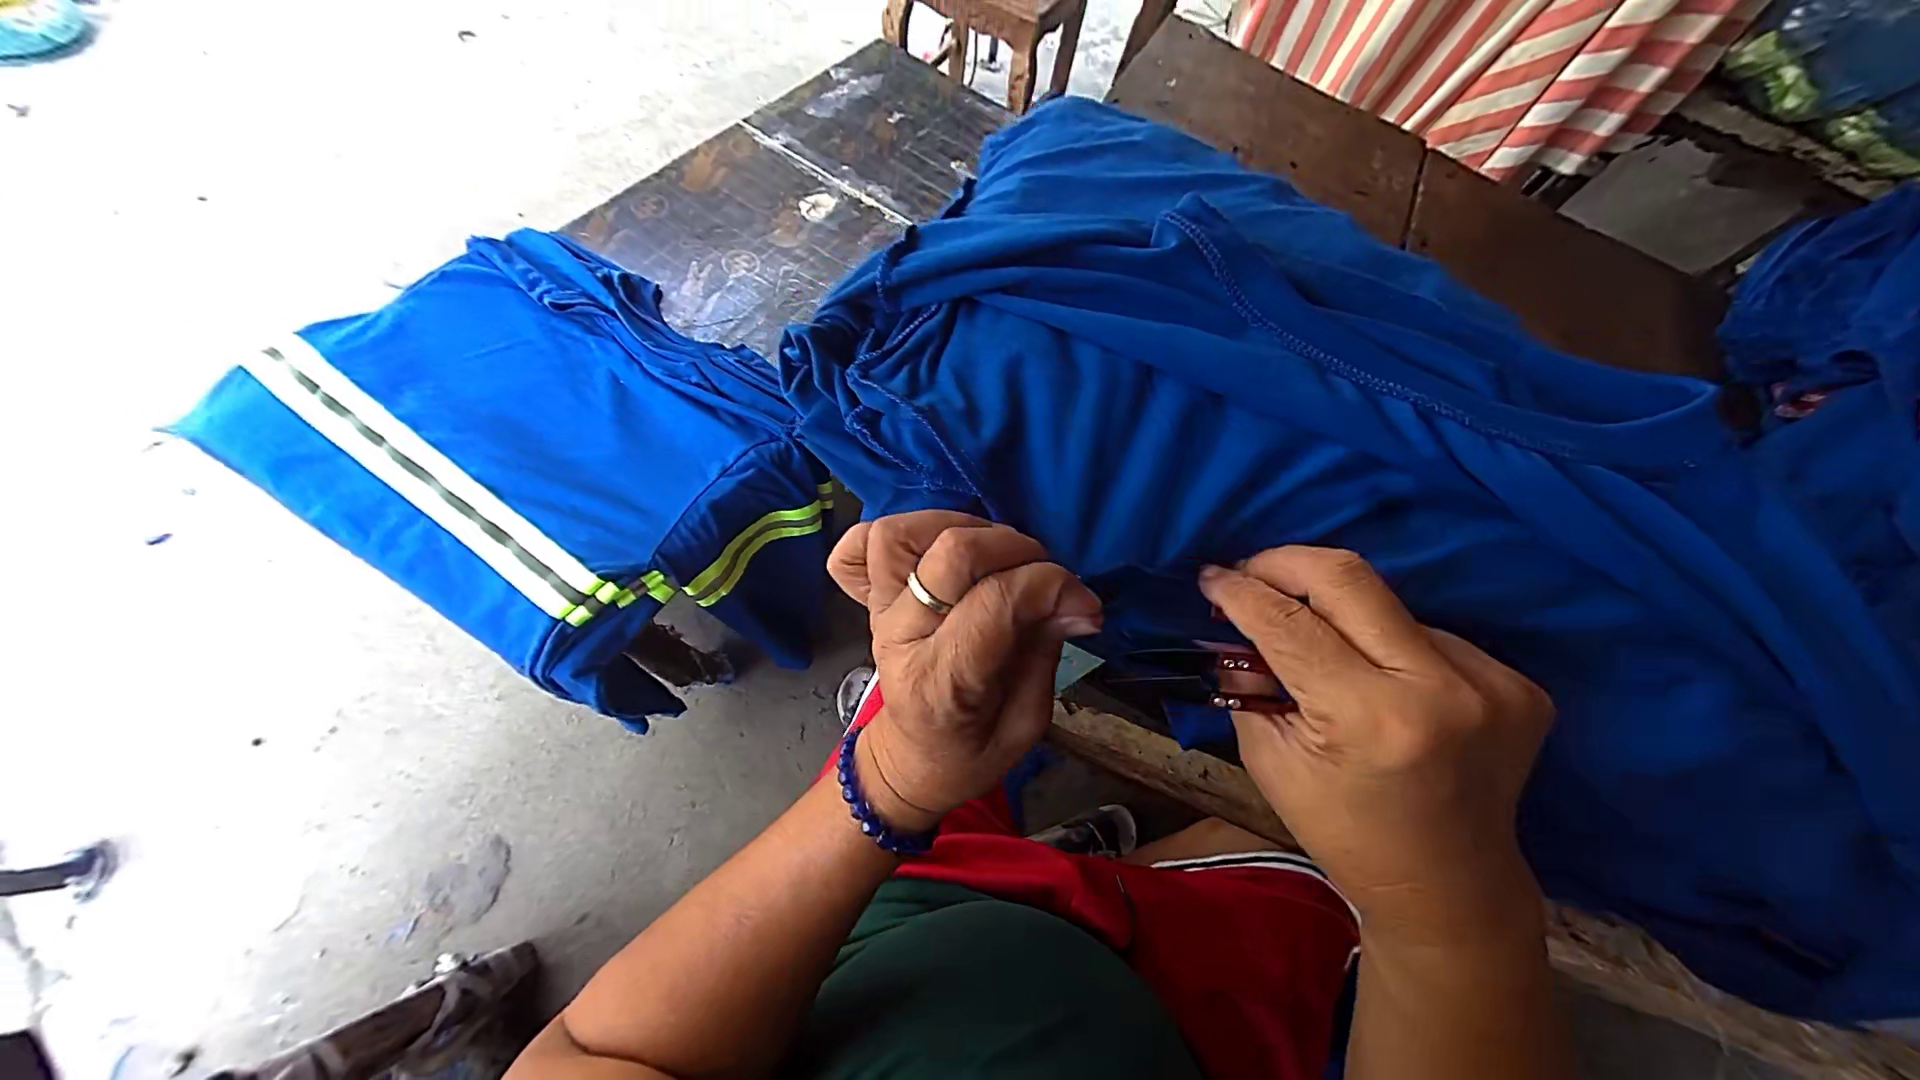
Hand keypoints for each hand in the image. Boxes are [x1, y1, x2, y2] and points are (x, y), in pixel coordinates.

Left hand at [828, 511, 1102, 829]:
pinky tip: (931, 551)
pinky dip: (894, 536)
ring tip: (991, 551)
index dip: (1050, 585)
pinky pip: (856, 548)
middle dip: (1014, 547)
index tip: (1083, 601)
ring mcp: (878, 614)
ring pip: (896, 534)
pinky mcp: (869, 601)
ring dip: (954, 527)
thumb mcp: (1026, 723)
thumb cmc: (971, 752)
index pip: (996, 600)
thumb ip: (1046, 653)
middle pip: (951, 552)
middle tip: (1043, 572)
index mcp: (943, 681)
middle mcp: (902, 636)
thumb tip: (1077, 600)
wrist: (909, 763)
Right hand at [1198, 547, 1553, 944]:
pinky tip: (1372, 674)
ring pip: (1383, 603)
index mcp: (1370, 718)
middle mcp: (1441, 688)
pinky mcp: (1517, 682)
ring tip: (1310, 642)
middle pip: (1348, 577)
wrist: (1450, 886)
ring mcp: (1491, 682)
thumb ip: (1249, 682)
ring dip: (1331, 609)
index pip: (1289, 623)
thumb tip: (1233, 624)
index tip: (1209, 577)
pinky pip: (1422, 631)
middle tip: (1248, 573)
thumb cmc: (1341, 829)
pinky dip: (1379, 639)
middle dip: (1283, 562)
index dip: (1239, 591)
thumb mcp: (1268, 757)